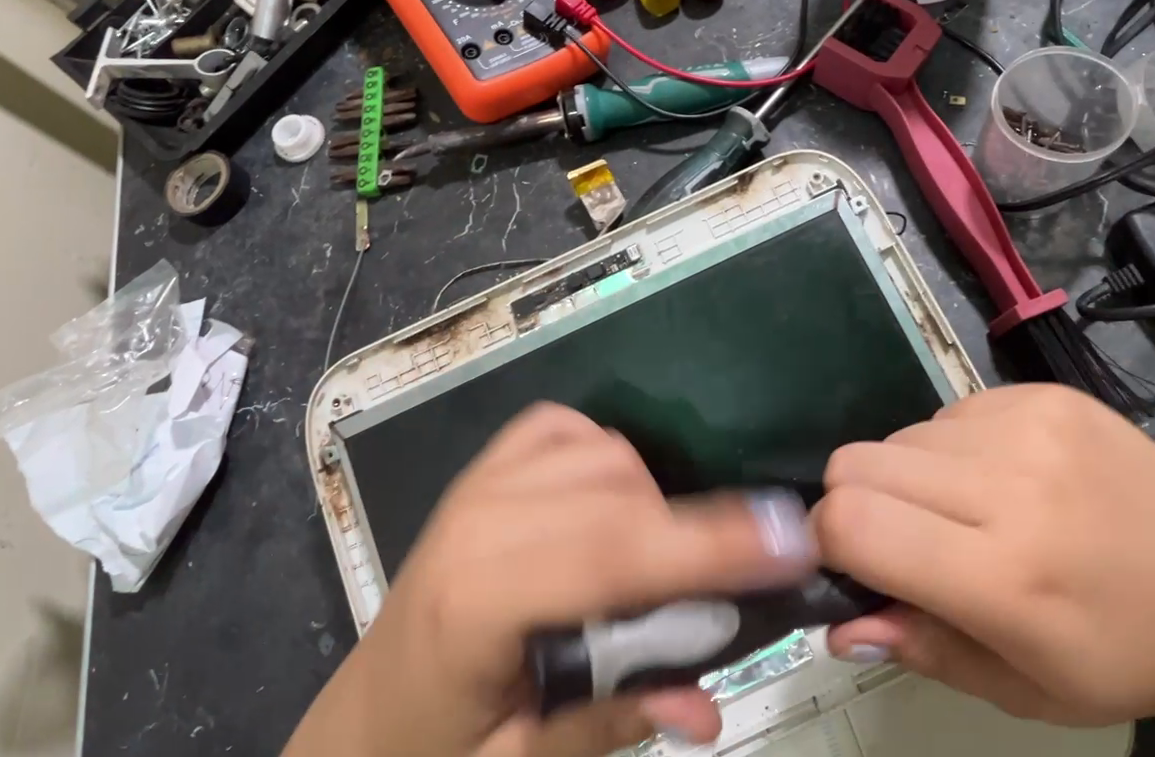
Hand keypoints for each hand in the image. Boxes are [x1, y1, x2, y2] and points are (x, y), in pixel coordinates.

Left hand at [287, 403, 818, 756]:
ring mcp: (476, 484)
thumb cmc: (439, 745)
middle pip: (618, 492)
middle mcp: (476, 520)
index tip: (788, 545)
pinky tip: (615, 502)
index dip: (705, 548)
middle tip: (756, 566)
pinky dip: (607, 454)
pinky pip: (565, 429)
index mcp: (476, 600)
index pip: (610, 555)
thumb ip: (610, 722)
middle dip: (699, 527)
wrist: (366, 716)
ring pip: (602, 452)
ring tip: (663, 562)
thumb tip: (706, 707)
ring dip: (653, 499)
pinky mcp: (482, 468)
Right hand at [814, 384, 1154, 724]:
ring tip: (966, 512)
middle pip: (857, 463)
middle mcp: (1012, 485)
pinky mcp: (1045, 394)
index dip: (825, 541)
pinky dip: (952, 449)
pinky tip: (1005, 481)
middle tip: (905, 541)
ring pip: (899, 434)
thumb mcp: (1026, 689)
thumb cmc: (1129, 656)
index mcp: (1006, 576)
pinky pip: (948, 412)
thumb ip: (922, 649)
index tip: (847, 563)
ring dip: (909, 476)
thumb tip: (837, 624)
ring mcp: (1031, 426)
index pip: (854, 523)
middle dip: (857, 504)